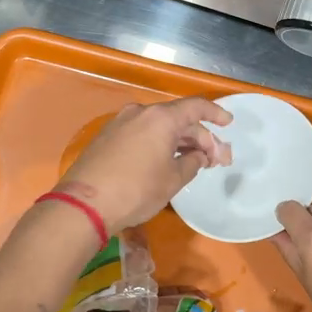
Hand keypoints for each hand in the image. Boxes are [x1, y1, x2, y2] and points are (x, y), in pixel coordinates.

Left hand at [53, 97, 233, 232]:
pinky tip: (165, 161)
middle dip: (199, 137)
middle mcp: (140, 113)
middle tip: (214, 159)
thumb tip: (198, 156)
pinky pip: (141, 133)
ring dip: (178, 141)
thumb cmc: (136, 191)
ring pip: (158, 126)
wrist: (83, 205)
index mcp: (161, 118)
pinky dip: (158, 143)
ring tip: (192, 162)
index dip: (215, 113)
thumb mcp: (172, 180)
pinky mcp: (106, 137)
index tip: (228, 123)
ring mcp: (120, 123)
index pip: (196, 107)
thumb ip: (192, 163)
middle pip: (178, 118)